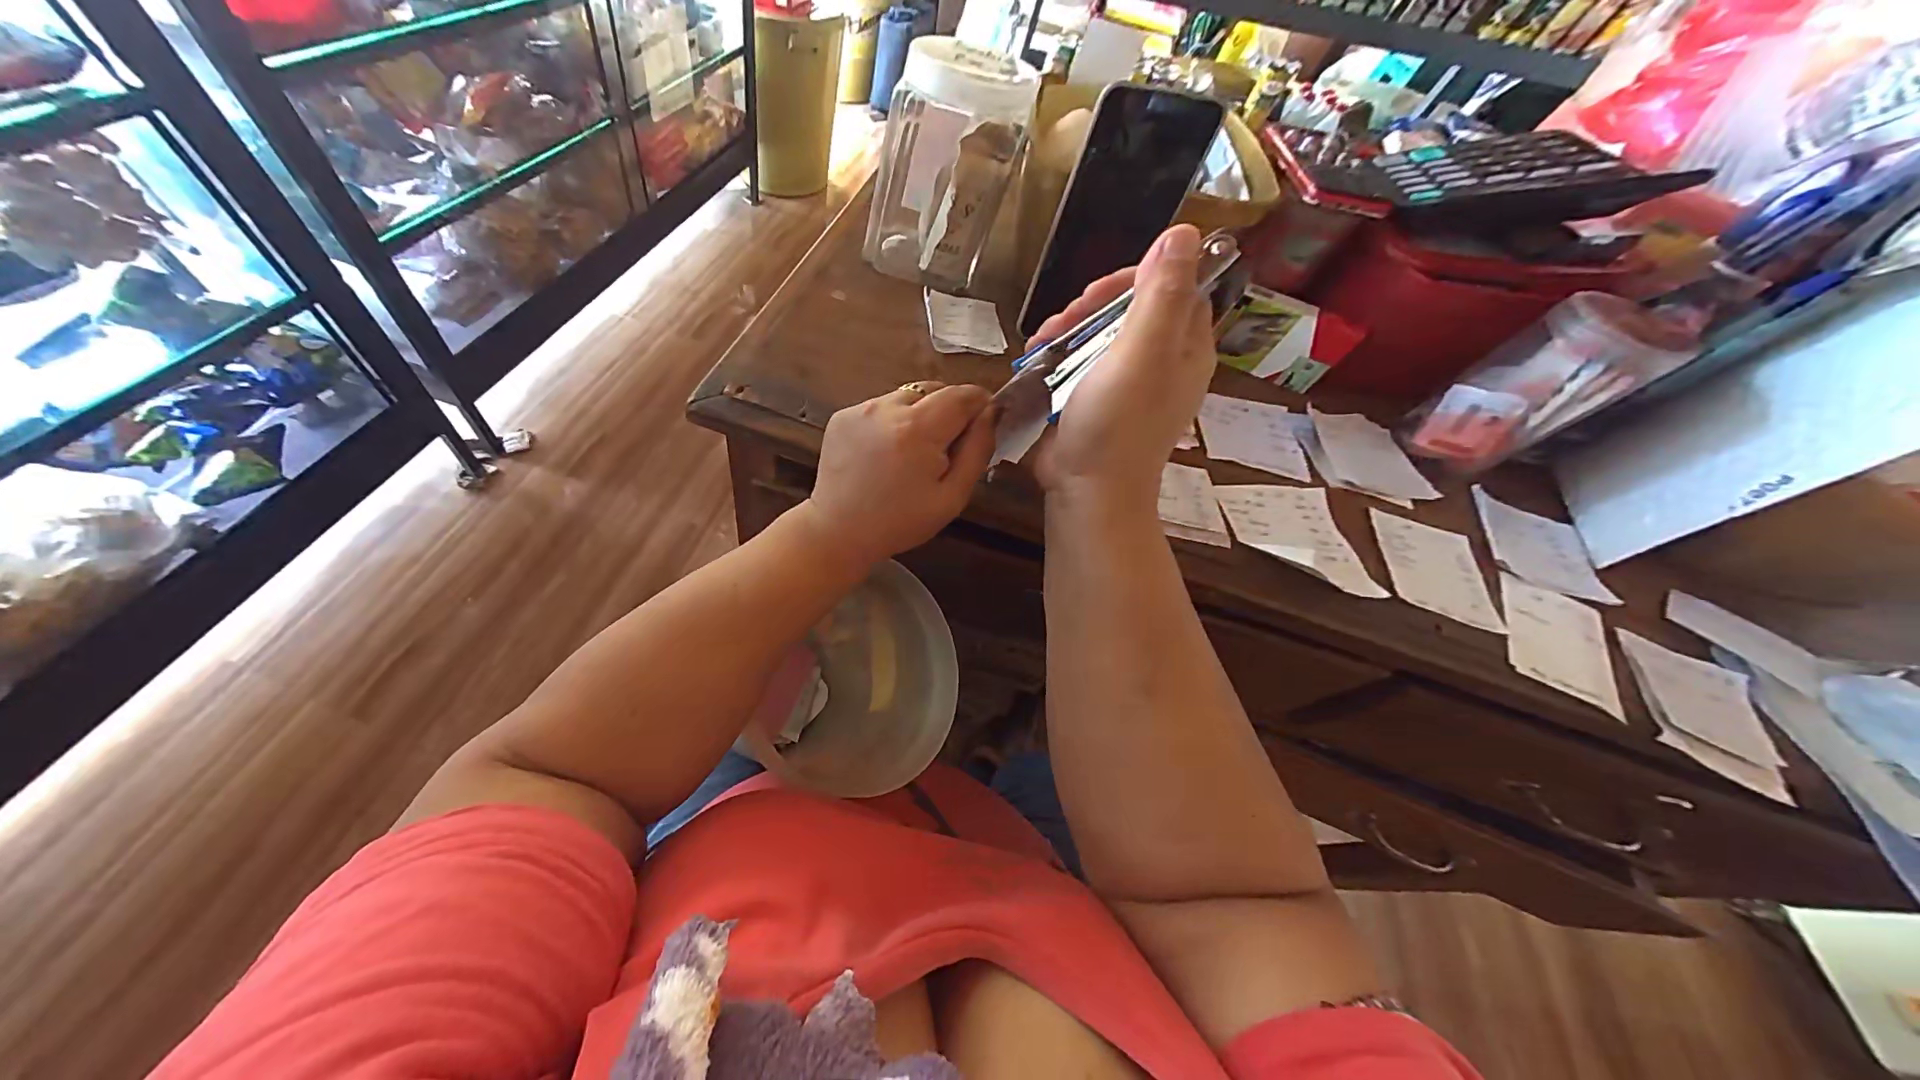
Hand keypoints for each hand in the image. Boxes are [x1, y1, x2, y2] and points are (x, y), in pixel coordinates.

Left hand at [800, 381, 995, 570]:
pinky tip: (886, 454)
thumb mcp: (953, 497)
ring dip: (920, 415)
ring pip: (909, 396)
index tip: (981, 426)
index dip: (980, 405)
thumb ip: (977, 450)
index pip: (964, 395)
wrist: (838, 531)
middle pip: (936, 389)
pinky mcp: (843, 415)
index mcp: (918, 429)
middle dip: (950, 412)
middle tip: (945, 449)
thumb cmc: (901, 522)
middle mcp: (888, 408)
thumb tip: (991, 413)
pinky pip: (882, 407)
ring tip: (911, 453)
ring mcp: (861, 409)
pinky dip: (893, 422)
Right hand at [1030, 224, 1214, 507]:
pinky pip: (1081, 356)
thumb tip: (1185, 233)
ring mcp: (1127, 379)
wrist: (1087, 489)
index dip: (1136, 277)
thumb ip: (1162, 294)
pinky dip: (1060, 351)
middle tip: (1066, 320)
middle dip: (1093, 305)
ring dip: (1069, 326)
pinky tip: (1039, 357)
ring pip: (1101, 329)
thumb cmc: (1118, 424)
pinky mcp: (1096, 395)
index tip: (1100, 293)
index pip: (1172, 285)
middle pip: (1130, 305)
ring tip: (1043, 342)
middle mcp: (1162, 359)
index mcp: (1185, 346)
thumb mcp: (1142, 354)